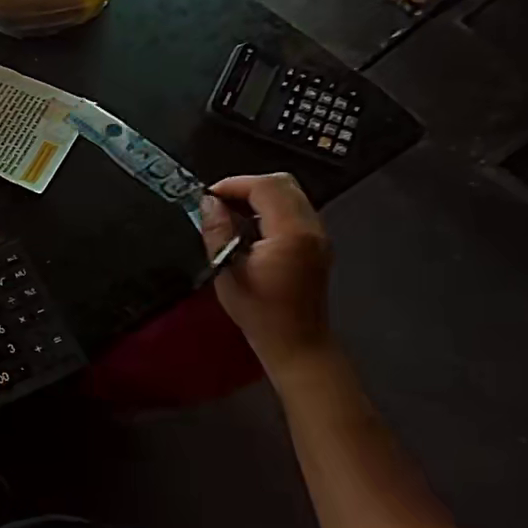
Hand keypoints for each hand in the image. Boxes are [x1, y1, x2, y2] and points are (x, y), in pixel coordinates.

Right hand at [200, 173, 333, 363]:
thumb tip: (208, 202)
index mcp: (291, 234)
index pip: (266, 187)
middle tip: (218, 202)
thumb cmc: (259, 314)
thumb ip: (217, 232)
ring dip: (258, 196)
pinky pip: (294, 209)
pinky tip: (249, 227)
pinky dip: (270, 208)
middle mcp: (311, 228)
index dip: (234, 184)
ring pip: (290, 193)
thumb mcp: (227, 272)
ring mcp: (318, 235)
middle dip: (246, 186)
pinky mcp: (317, 243)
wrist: (297, 344)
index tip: (208, 196)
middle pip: (282, 183)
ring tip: (230, 214)